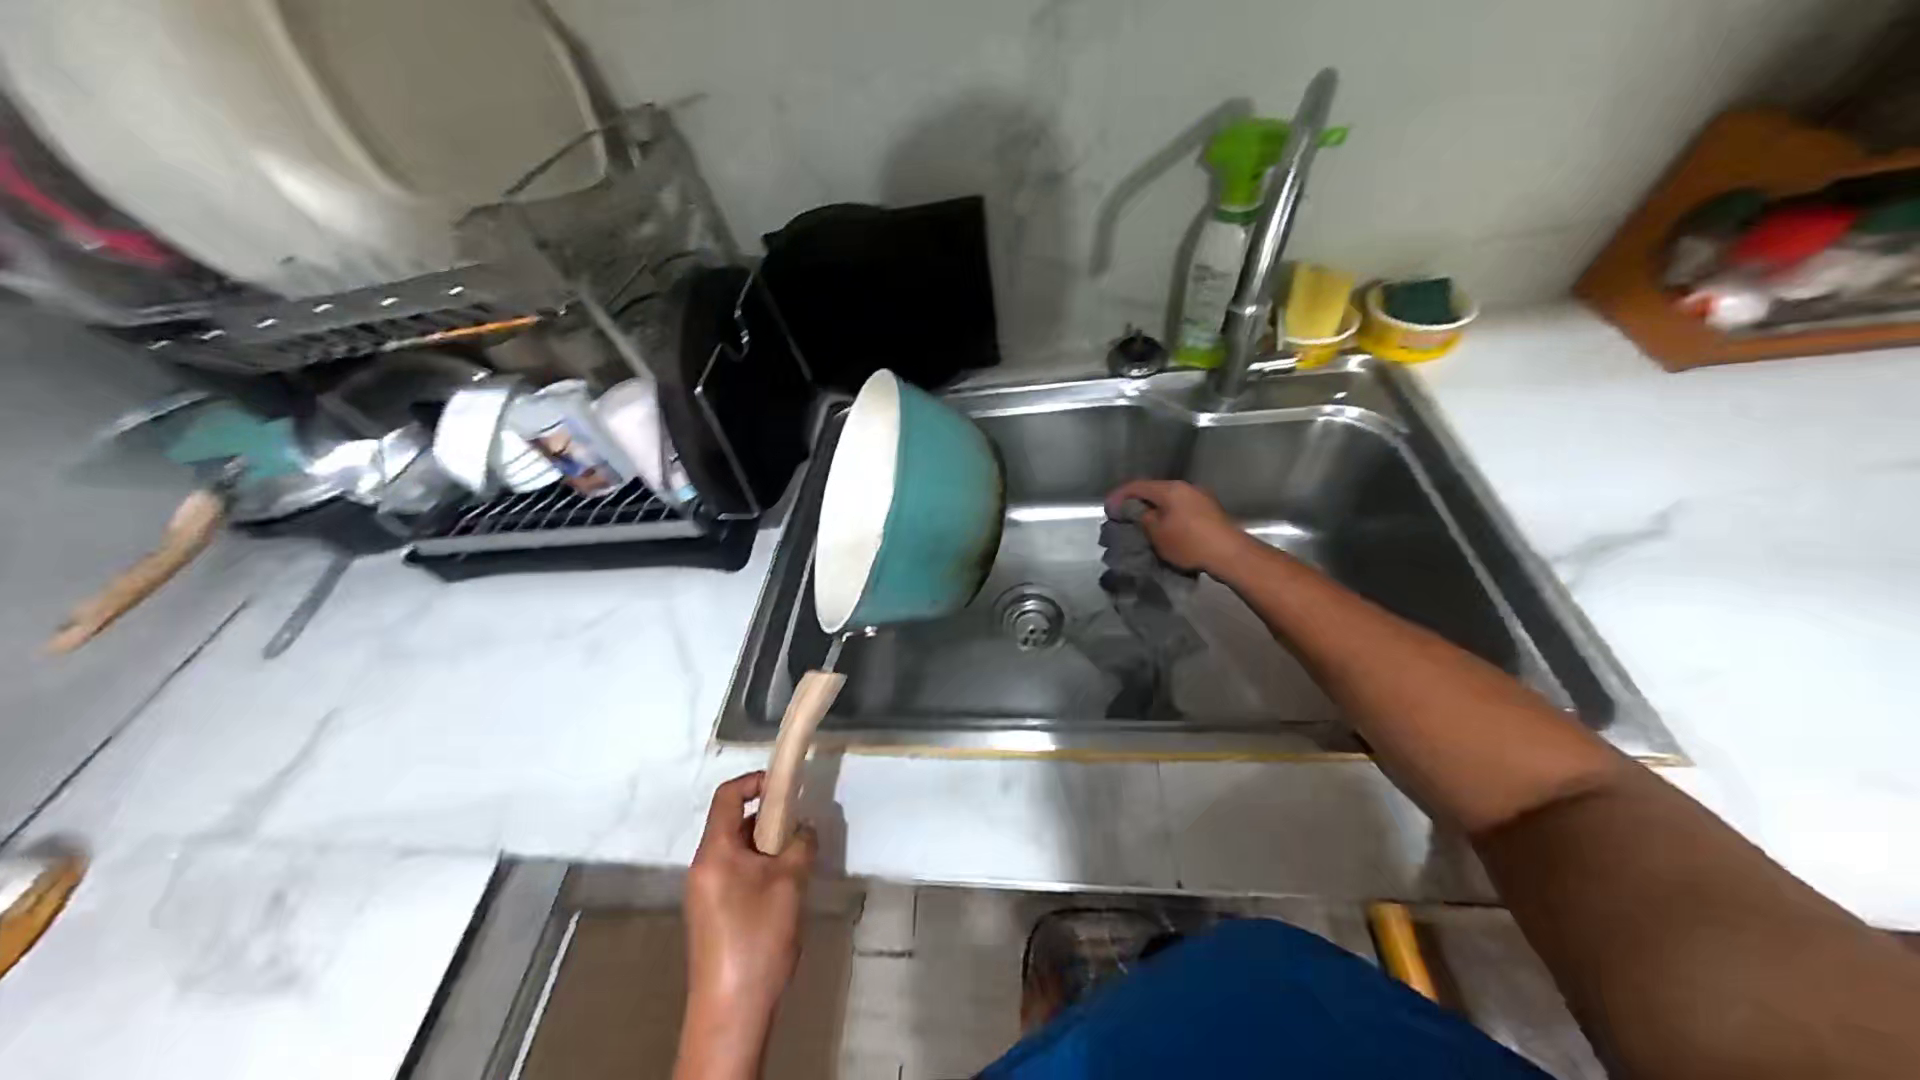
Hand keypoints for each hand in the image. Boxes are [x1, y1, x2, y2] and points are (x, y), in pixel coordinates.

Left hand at [682, 772, 815, 1024]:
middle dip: (769, 818)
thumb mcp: (790, 883)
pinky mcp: (713, 914)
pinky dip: (761, 868)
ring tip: (798, 862)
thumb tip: (804, 829)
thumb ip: (800, 845)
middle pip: (733, 823)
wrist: (731, 1011)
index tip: (786, 785)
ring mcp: (705, 892)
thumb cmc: (758, 938)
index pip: (727, 796)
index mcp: (714, 852)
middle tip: (801, 828)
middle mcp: (703, 867)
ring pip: (738, 851)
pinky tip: (785, 890)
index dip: (755, 781)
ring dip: (768, 846)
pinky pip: (737, 873)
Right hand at [1106, 480, 1255, 574]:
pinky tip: (1162, 528)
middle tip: (1122, 516)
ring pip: (1167, 500)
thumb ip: (1141, 518)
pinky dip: (1166, 515)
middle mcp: (1185, 487)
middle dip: (1135, 502)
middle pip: (1153, 490)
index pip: (1136, 486)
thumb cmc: (1189, 542)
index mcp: (1170, 489)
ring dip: (1151, 509)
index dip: (1119, 496)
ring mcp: (1199, 497)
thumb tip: (1135, 511)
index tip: (1107, 509)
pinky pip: (1179, 508)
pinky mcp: (1208, 511)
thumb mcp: (1156, 533)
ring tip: (1140, 524)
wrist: (1229, 554)